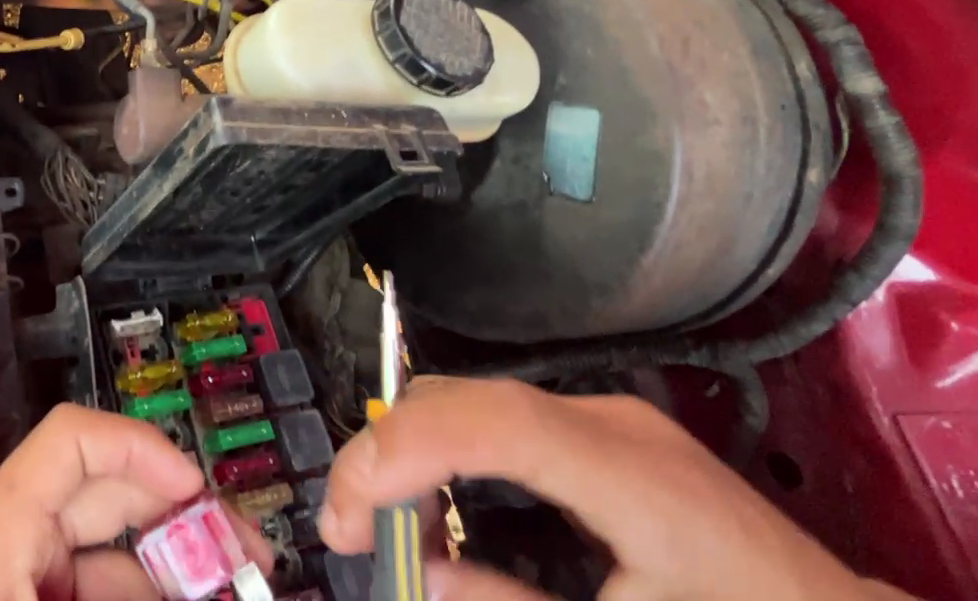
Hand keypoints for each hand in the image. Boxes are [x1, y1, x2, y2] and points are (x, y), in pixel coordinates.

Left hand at [0, 403, 269, 600]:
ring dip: (170, 572)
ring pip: (110, 555)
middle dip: (180, 520)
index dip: (142, 449)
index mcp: (1, 528)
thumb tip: (217, 593)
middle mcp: (11, 541)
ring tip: (228, 591)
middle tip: (246, 559)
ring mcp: (18, 580)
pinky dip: (139, 598)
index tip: (199, 492)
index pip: (74, 441)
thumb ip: (137, 595)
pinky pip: (94, 590)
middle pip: (107, 496)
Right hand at [318, 376, 896, 600]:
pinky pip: (490, 424)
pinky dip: (443, 459)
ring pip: (465, 404)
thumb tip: (422, 575)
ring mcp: (599, 420)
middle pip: (460, 401)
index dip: (403, 452)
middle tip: (348, 530)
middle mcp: (605, 422)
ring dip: (408, 457)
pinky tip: (435, 509)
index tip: (350, 516)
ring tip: (386, 529)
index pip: (489, 422)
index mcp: (629, 472)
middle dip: (385, 457)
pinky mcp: (593, 435)